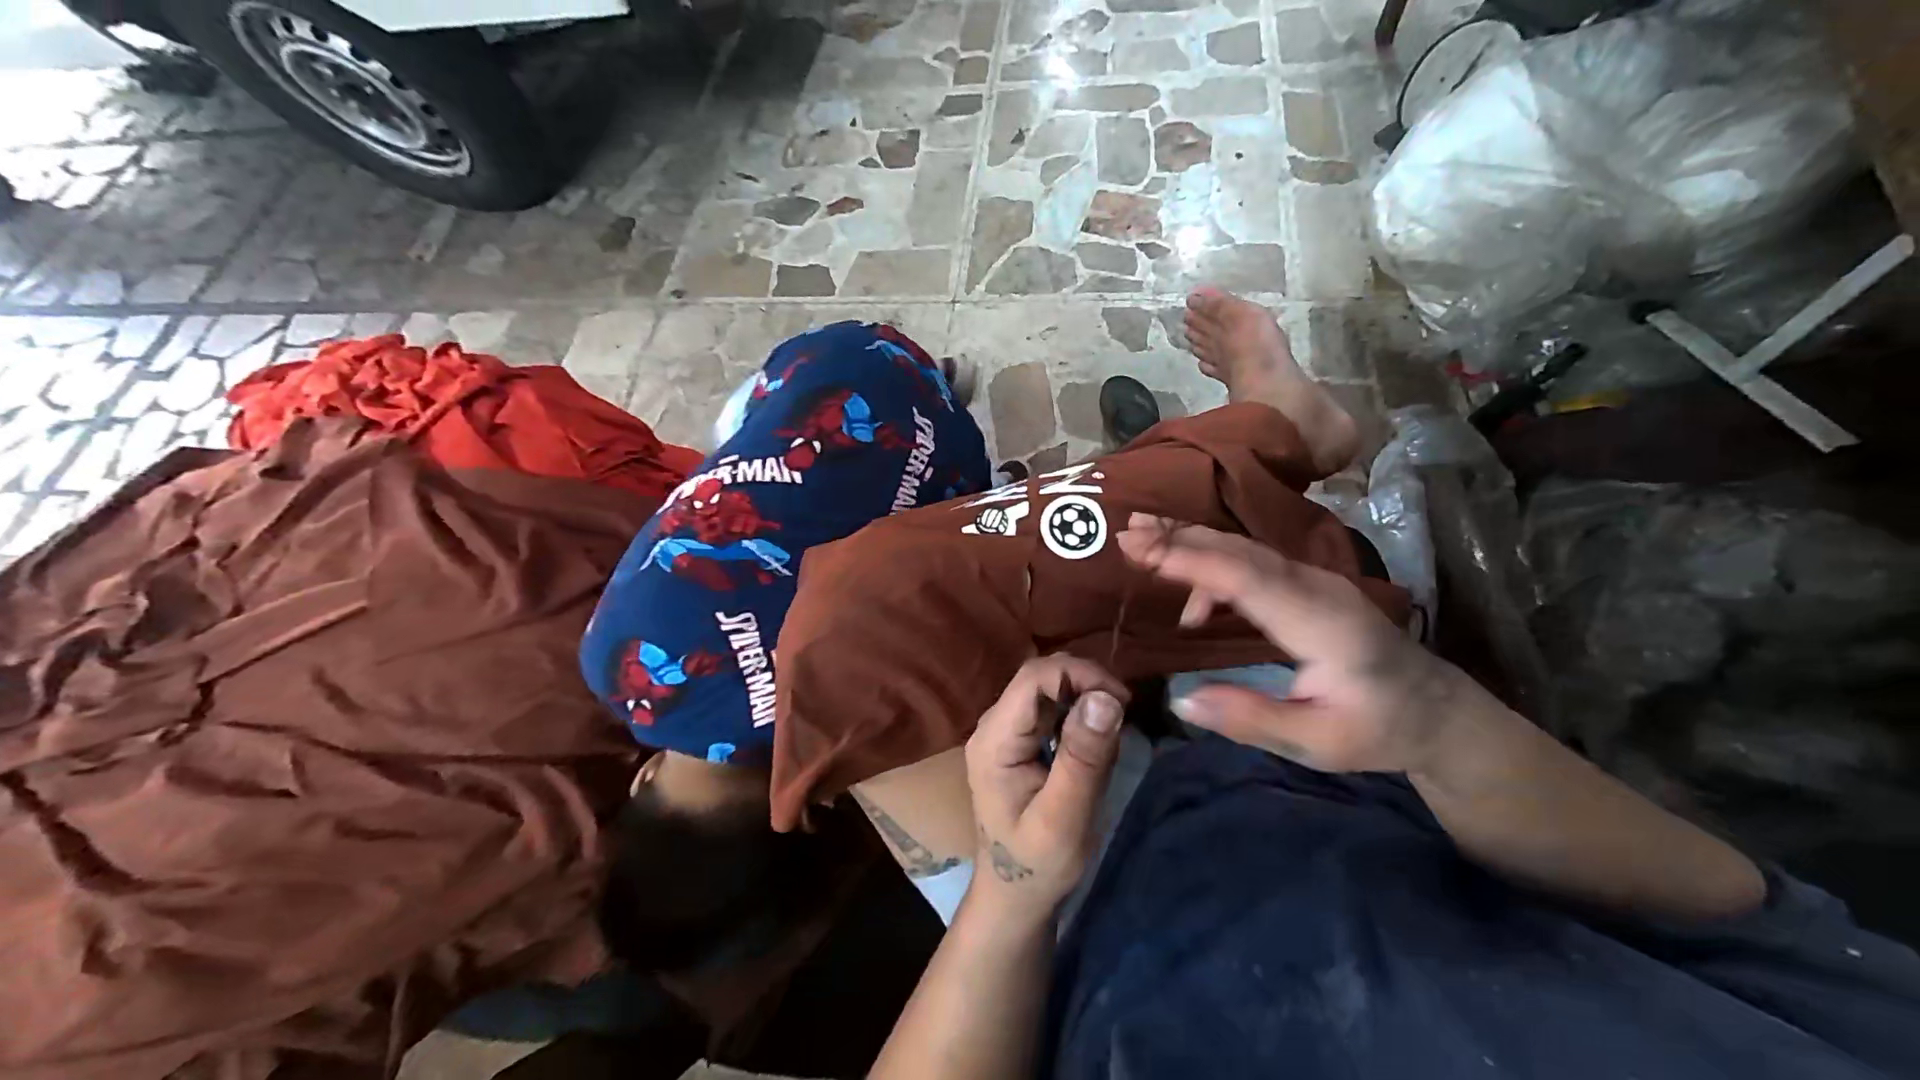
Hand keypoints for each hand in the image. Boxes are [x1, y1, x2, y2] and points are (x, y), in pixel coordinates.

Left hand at [964, 655, 1129, 920]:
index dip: (1080, 675)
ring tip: (1110, 739)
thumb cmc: (1037, 865)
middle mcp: (994, 725)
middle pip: (1040, 676)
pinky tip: (1094, 746)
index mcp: (994, 740)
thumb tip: (1105, 698)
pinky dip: (1079, 715)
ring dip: (1085, 700)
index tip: (1122, 702)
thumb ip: (1083, 758)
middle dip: (1086, 684)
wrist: (1014, 895)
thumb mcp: (1065, 819)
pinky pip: (1051, 707)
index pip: (1034, 677)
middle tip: (1122, 717)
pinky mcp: (1019, 739)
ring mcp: (1005, 730)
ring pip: (1048, 687)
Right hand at [1118, 514, 1467, 774]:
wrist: (1436, 711)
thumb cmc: (1377, 730)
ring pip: (1244, 549)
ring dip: (1191, 539)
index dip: (1193, 562)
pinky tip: (1187, 589)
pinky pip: (1252, 562)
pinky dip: (1211, 562)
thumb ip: (1252, 720)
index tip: (1142, 551)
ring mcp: (1315, 581)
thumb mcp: (1318, 744)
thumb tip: (1182, 701)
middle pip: (1242, 551)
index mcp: (1322, 623)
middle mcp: (1318, 588)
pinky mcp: (1307, 585)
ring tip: (1141, 537)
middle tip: (1127, 532)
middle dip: (1181, 538)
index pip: (1248, 579)